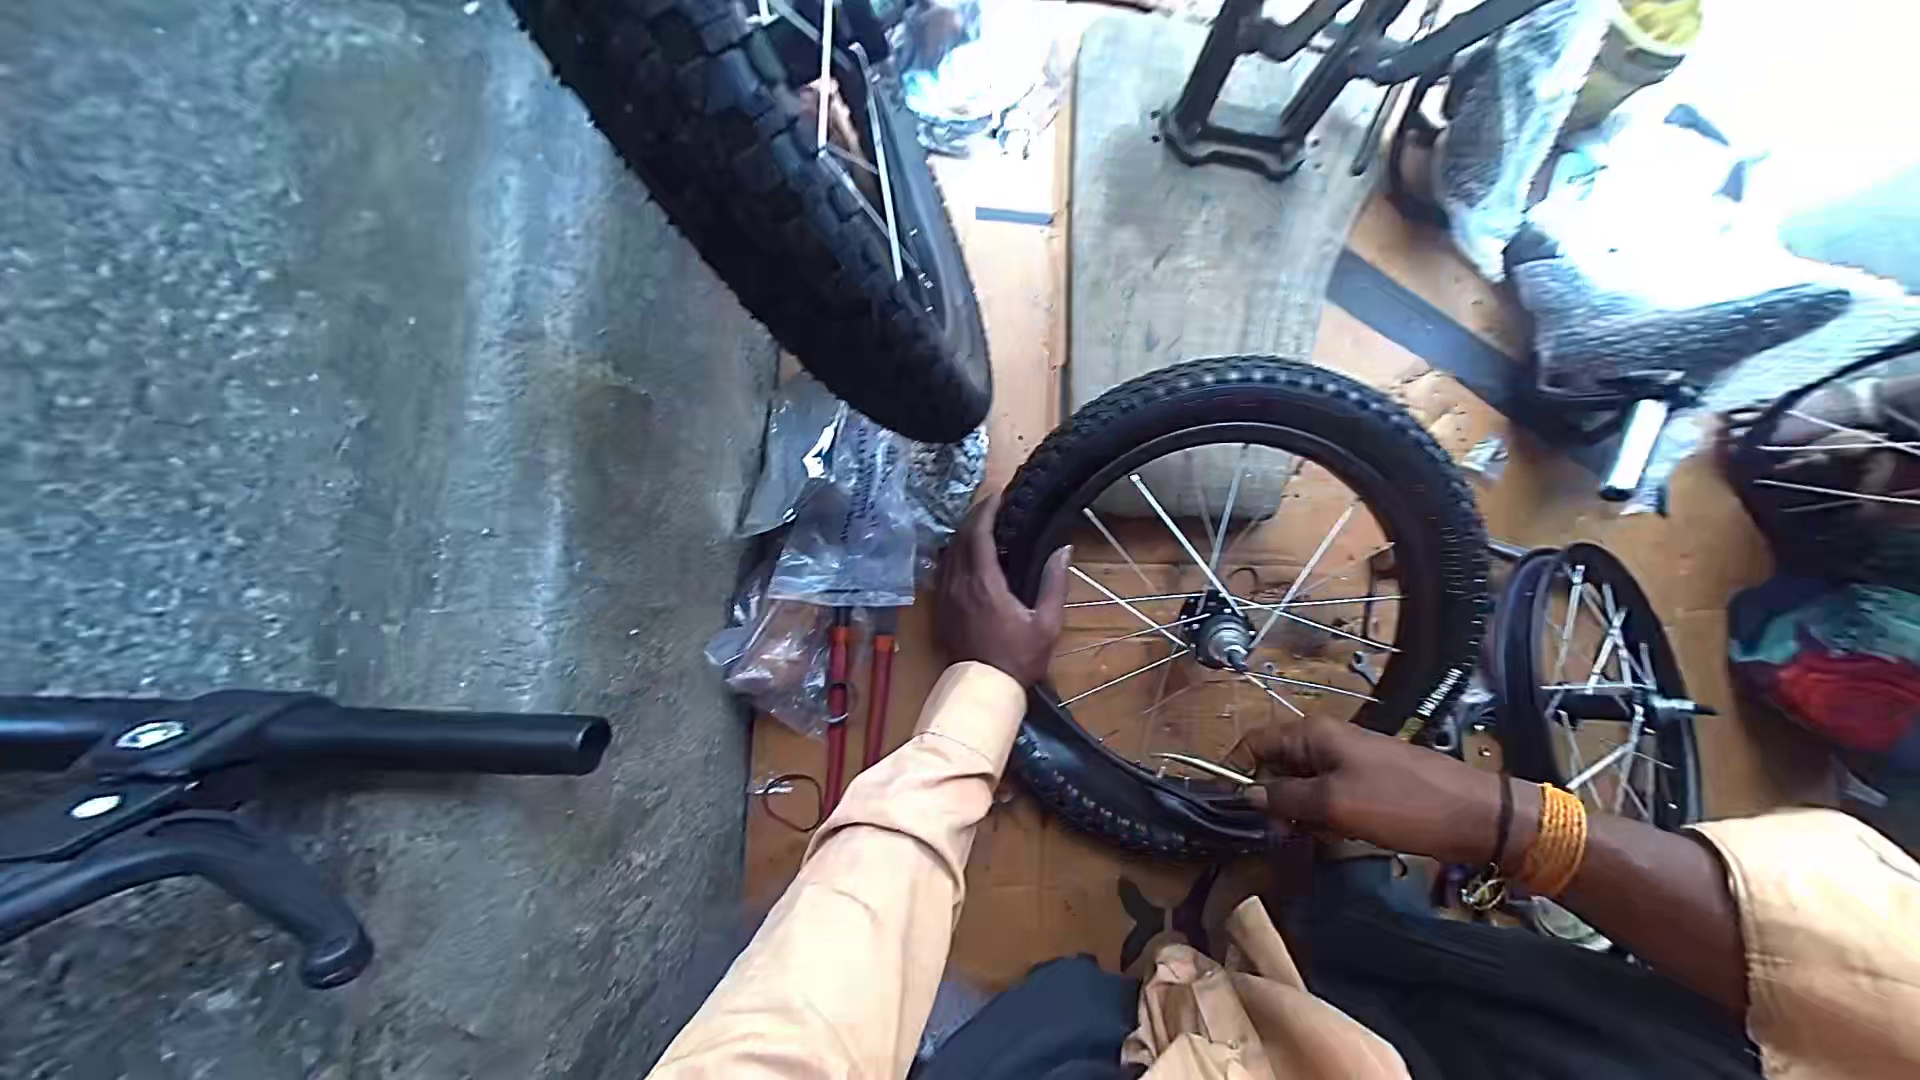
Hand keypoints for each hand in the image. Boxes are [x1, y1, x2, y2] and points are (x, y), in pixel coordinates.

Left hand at [935, 492, 1071, 686]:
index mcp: (984, 582)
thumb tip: (1064, 550)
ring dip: (962, 535)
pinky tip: (964, 557)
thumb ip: (1054, 584)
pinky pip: (942, 570)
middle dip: (973, 518)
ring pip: (948, 553)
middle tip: (991, 508)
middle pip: (959, 538)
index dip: (986, 511)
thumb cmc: (1018, 658)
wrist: (982, 688)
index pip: (978, 534)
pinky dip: (953, 555)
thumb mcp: (1046, 624)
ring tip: (980, 528)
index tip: (997, 498)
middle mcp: (958, 583)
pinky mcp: (938, 608)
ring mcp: (944, 596)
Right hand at [1231, 716, 1528, 865]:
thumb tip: (1247, 794)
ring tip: (1310, 836)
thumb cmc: (1400, 803)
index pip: (1254, 742)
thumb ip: (1284, 796)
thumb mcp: (1333, 804)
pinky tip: (1336, 834)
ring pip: (1301, 780)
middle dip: (1271, 795)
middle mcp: (1323, 739)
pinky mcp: (1366, 778)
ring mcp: (1347, 758)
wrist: (1478, 816)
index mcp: (1311, 734)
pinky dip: (1322, 811)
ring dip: (1298, 807)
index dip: (1236, 769)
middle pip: (1276, 762)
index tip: (1229, 804)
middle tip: (1276, 830)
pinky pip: (1327, 791)